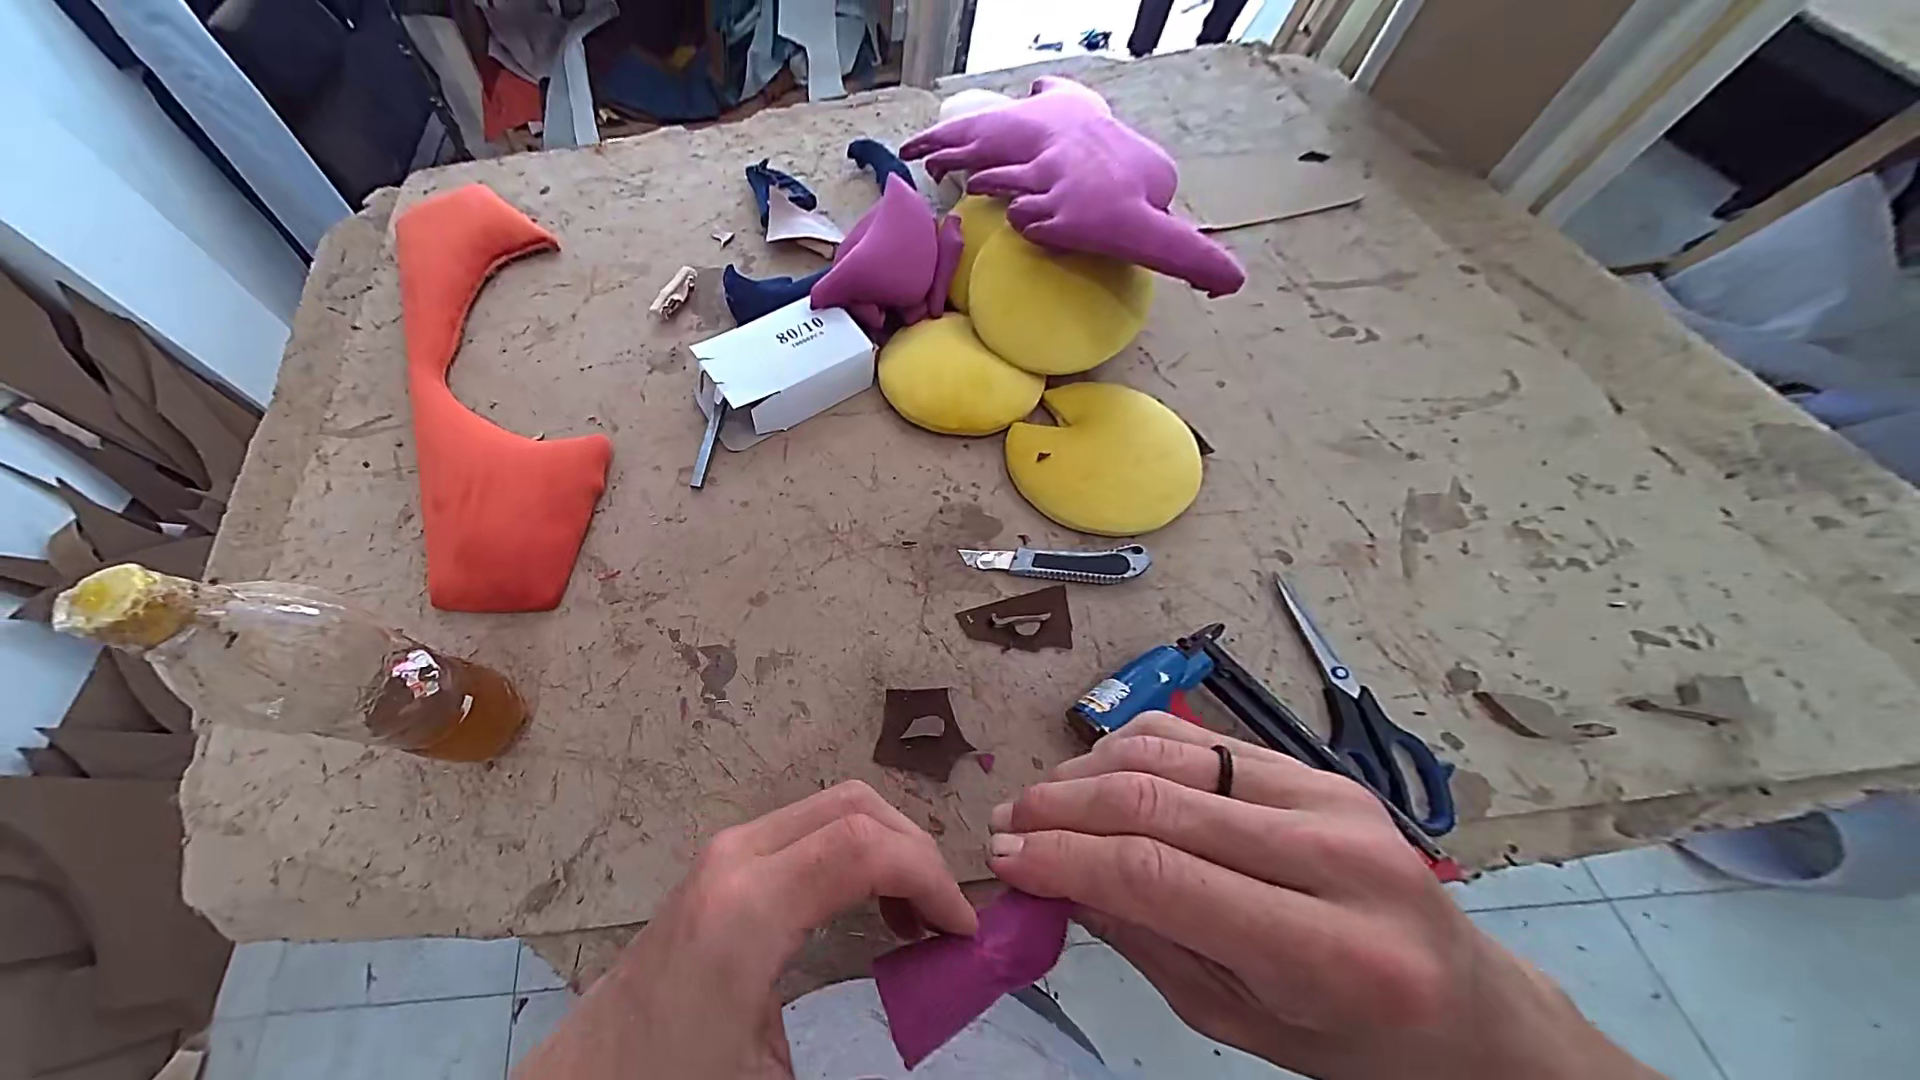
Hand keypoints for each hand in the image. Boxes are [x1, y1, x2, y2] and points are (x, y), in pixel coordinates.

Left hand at [514, 781, 976, 1079]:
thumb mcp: (771, 1074)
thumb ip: (861, 1028)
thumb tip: (936, 994)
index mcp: (747, 908)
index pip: (862, 847)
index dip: (929, 876)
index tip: (962, 929)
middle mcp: (740, 854)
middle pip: (855, 805)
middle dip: (916, 850)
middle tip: (943, 915)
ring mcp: (732, 847)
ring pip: (838, 804)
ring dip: (890, 844)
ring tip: (914, 910)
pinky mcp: (730, 857)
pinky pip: (814, 824)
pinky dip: (860, 847)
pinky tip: (870, 899)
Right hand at [986, 713, 1657, 1079]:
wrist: (1459, 998)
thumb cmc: (1347, 1040)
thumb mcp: (1235, 1022)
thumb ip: (1143, 937)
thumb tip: (1055, 873)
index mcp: (1328, 952)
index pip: (1160, 876)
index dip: (1065, 858)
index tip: (1005, 857)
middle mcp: (1334, 854)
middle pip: (1157, 801)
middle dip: (1062, 807)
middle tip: (1008, 822)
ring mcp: (1325, 792)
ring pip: (1170, 754)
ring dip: (1087, 769)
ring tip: (1043, 799)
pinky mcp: (1310, 765)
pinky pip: (1196, 736)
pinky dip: (1130, 746)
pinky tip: (1098, 771)